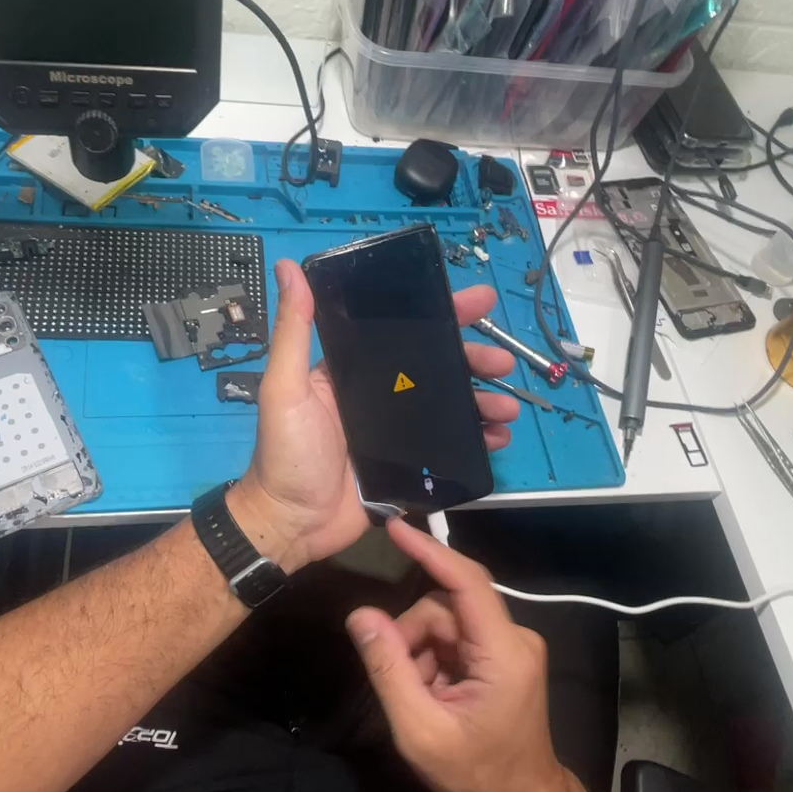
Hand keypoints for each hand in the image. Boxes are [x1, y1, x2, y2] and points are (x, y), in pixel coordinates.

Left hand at [230, 260, 519, 569]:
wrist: (291, 524)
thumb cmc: (285, 452)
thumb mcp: (284, 386)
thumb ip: (293, 330)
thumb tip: (289, 267)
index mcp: (352, 371)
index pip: (402, 332)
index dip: (440, 315)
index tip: (478, 301)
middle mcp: (379, 395)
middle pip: (436, 368)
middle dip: (473, 360)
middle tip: (502, 362)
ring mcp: (396, 432)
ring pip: (449, 406)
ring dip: (482, 401)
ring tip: (507, 406)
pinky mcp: (408, 466)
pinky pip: (450, 447)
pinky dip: (476, 440)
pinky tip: (497, 438)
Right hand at [345, 519, 572, 791]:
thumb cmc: (475, 773)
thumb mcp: (419, 730)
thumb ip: (388, 669)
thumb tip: (360, 615)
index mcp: (504, 653)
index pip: (466, 582)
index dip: (430, 551)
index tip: (395, 526)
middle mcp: (514, 636)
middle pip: (444, 605)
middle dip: (411, 634)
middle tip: (396, 679)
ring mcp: (511, 643)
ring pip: (445, 619)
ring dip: (420, 650)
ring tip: (420, 695)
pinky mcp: (502, 651)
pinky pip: (454, 634)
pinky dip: (432, 657)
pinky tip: (433, 691)